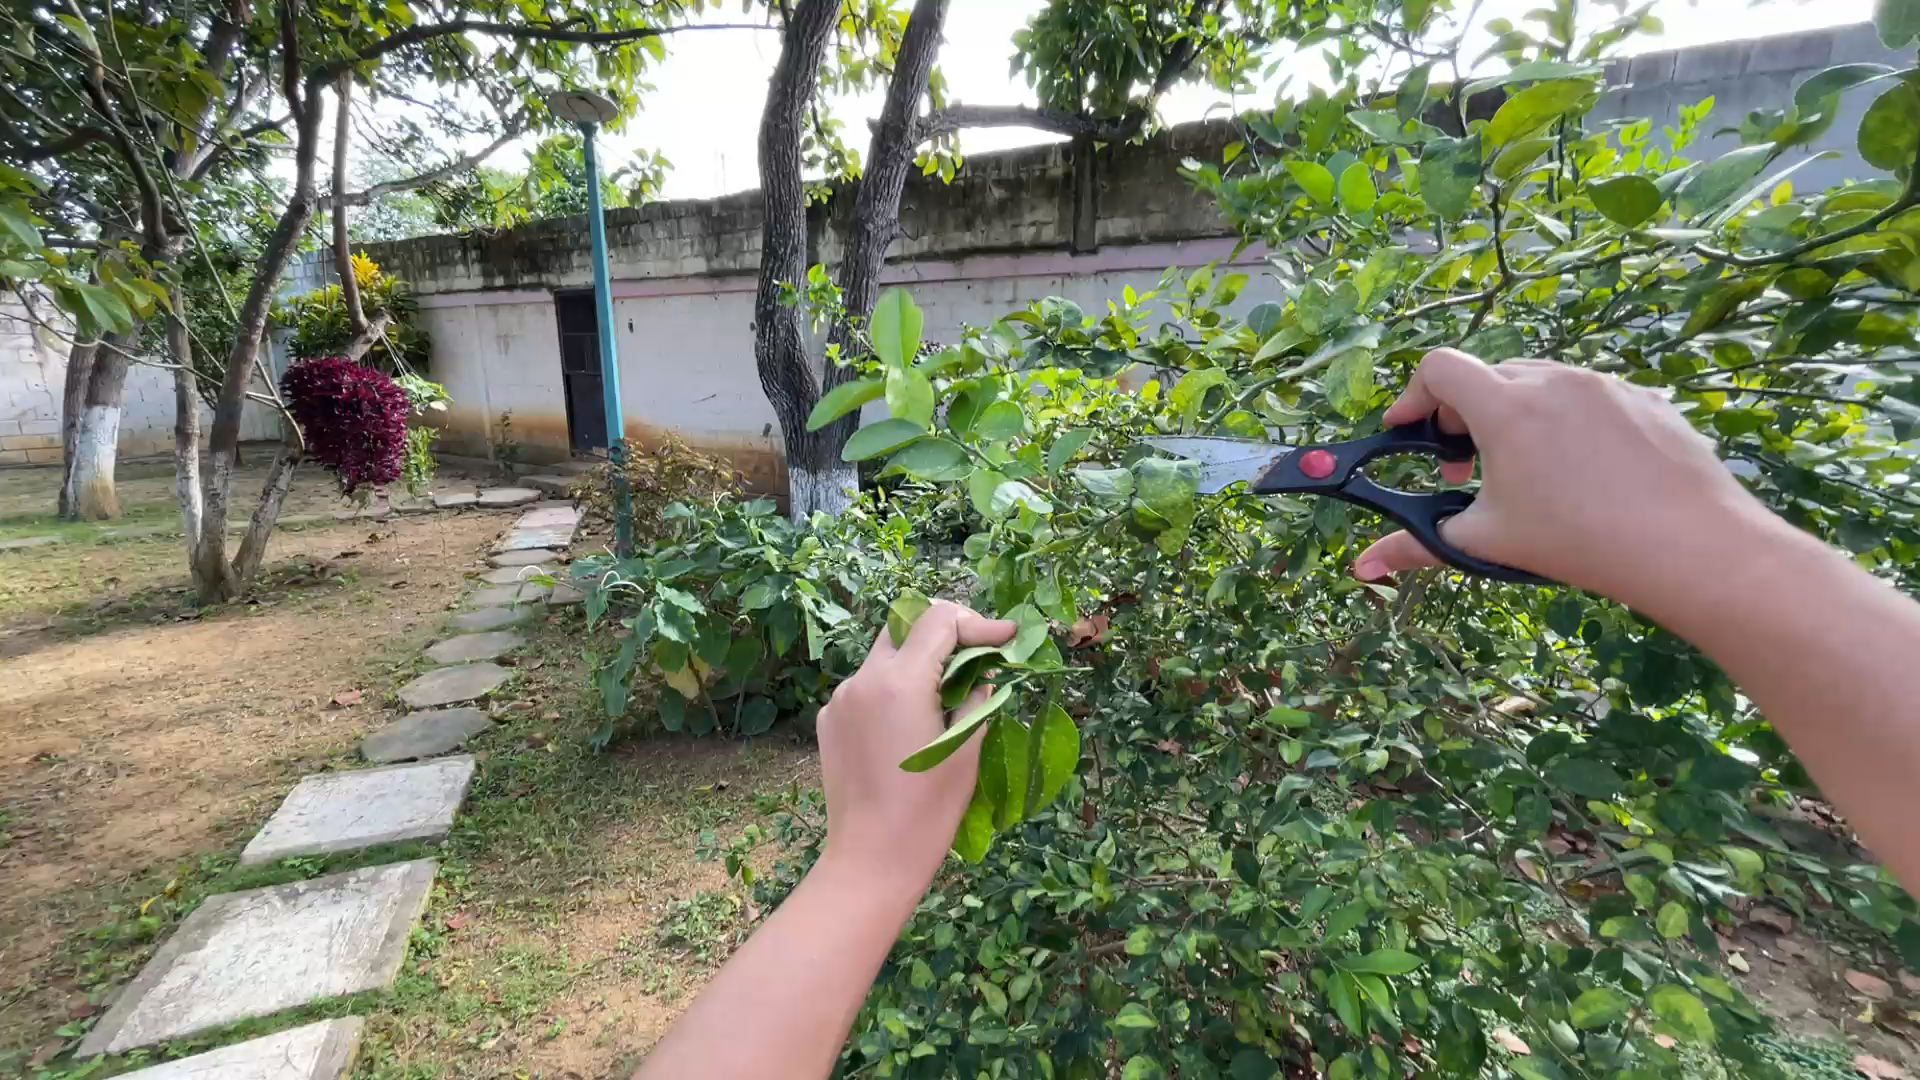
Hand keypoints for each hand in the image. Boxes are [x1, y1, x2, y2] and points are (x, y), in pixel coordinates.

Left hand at [815, 600, 1015, 894]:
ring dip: (918, 661)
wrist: (871, 859)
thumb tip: (983, 668)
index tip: (1007, 637)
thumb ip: (978, 694)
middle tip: (977, 652)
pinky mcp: (830, 719)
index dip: (978, 622)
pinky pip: (867, 686)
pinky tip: (909, 723)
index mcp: (900, 681)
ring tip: (946, 694)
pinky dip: (893, 688)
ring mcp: (840, 698)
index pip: (938, 619)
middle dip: (944, 631)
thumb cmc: (929, 809)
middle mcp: (863, 678)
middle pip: (905, 625)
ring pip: (885, 655)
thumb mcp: (967, 747)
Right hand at [1353, 348, 1771, 604]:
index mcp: (1506, 408)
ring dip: (1504, 413)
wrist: (1695, 547)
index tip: (1406, 433)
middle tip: (1459, 465)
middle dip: (1456, 414)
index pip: (1438, 368)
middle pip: (1482, 376)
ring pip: (1532, 382)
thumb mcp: (1481, 539)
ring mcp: (1605, 385)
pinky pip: (1580, 393)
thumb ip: (1412, 547)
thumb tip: (1361, 568)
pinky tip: (1571, 466)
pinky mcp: (1645, 398)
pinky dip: (1554, 418)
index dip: (1411, 397)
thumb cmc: (1574, 541)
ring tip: (1515, 465)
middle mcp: (1554, 381)